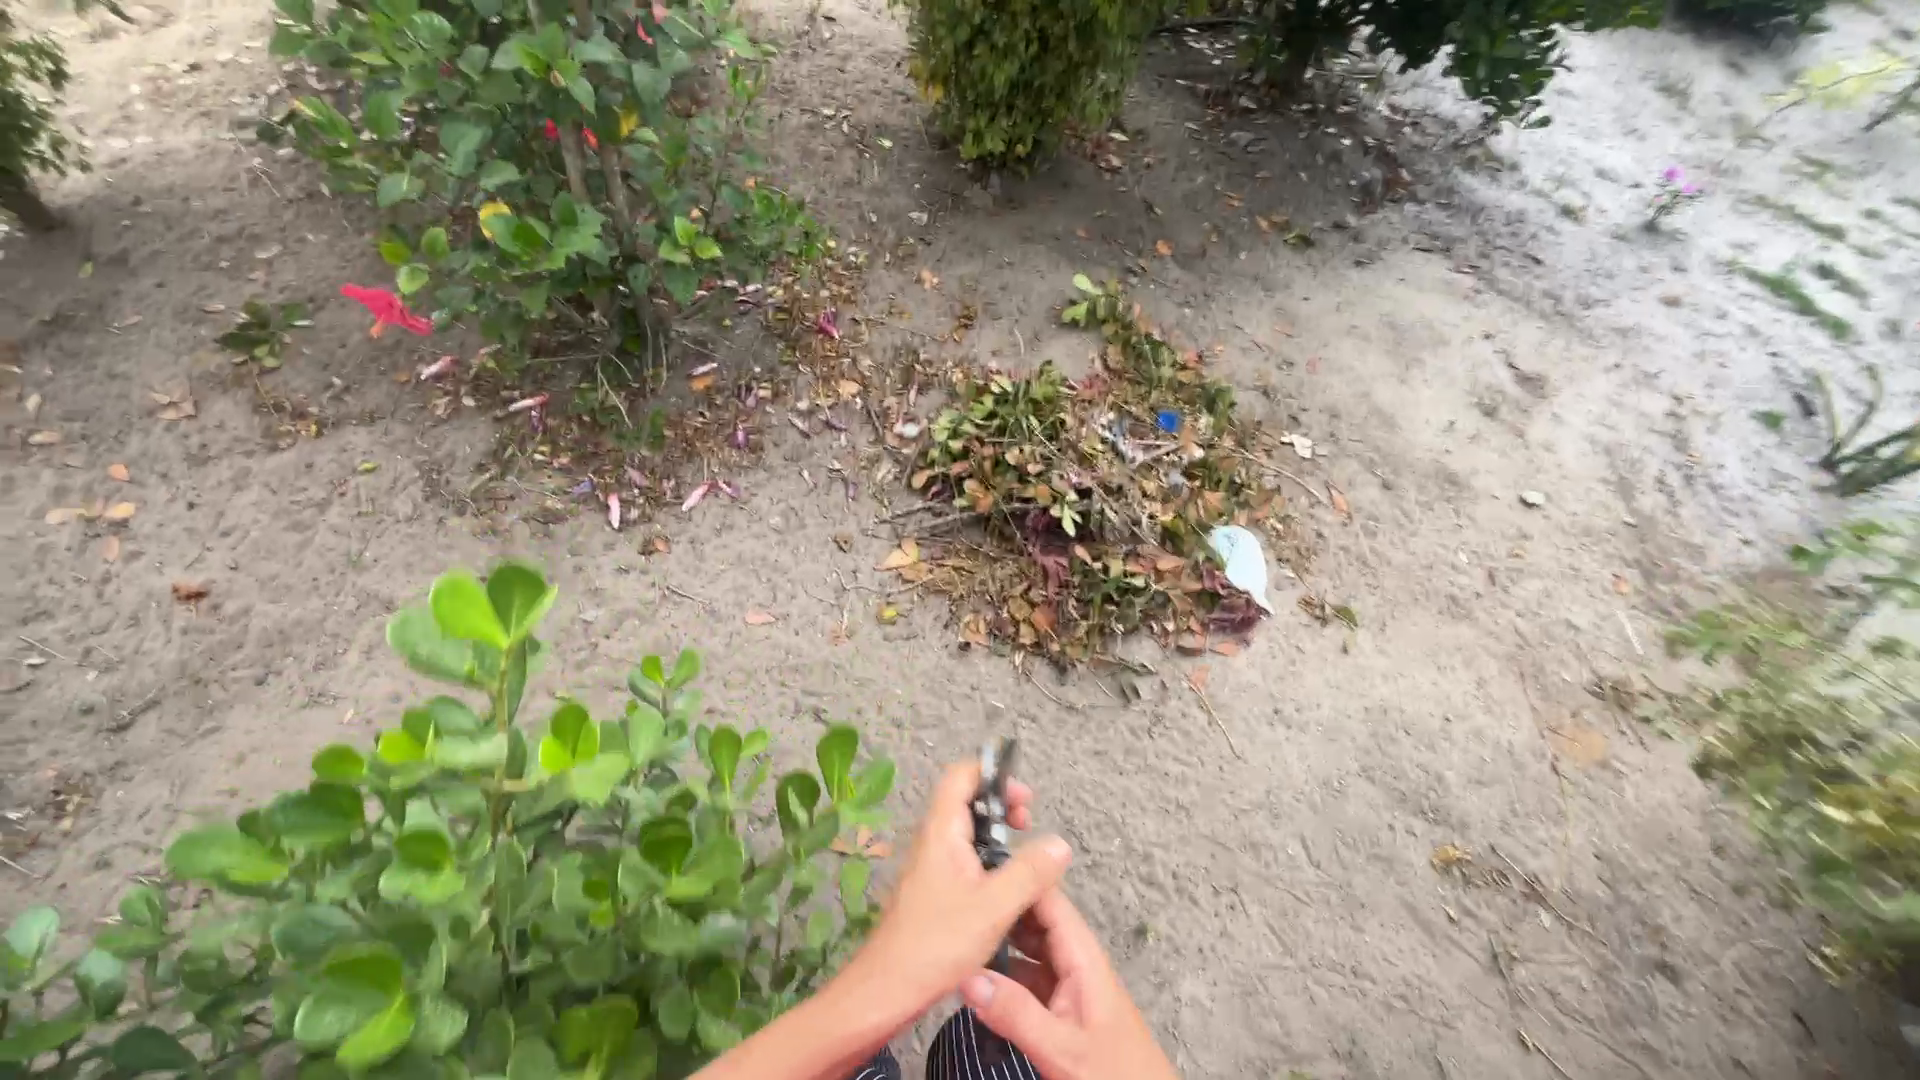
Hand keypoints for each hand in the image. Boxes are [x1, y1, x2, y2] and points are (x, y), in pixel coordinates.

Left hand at [841, 761, 1072, 1018]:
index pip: (962, 775)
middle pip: (965, 798)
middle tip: (1027, 823)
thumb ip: (1030, 872)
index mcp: (942, 831)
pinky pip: (962, 856)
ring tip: (1022, 853)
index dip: (993, 773)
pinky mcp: (931, 887)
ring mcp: (929, 863)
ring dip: (994, 832)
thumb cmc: (937, 943)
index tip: (1023, 797)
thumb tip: (1059, 843)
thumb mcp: (994, 907)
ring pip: (965, 830)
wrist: (887, 988)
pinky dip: (985, 856)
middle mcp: (932, 839)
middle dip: (1000, 803)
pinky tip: (1004, 884)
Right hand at [960, 889, 1180, 1079]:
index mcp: (1081, 955)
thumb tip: (966, 976)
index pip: (1048, 899)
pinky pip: (1028, 976)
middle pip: (1035, 919)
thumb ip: (1016, 1013)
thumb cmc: (1113, 1074)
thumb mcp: (1061, 1047)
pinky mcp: (1061, 1007)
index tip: (973, 873)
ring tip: (958, 935)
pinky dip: (1004, 973)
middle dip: (1001, 911)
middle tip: (955, 906)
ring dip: (1000, 942)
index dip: (1015, 881)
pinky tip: (976, 979)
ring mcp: (1068, 983)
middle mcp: (1075, 960)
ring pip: (1029, 948)